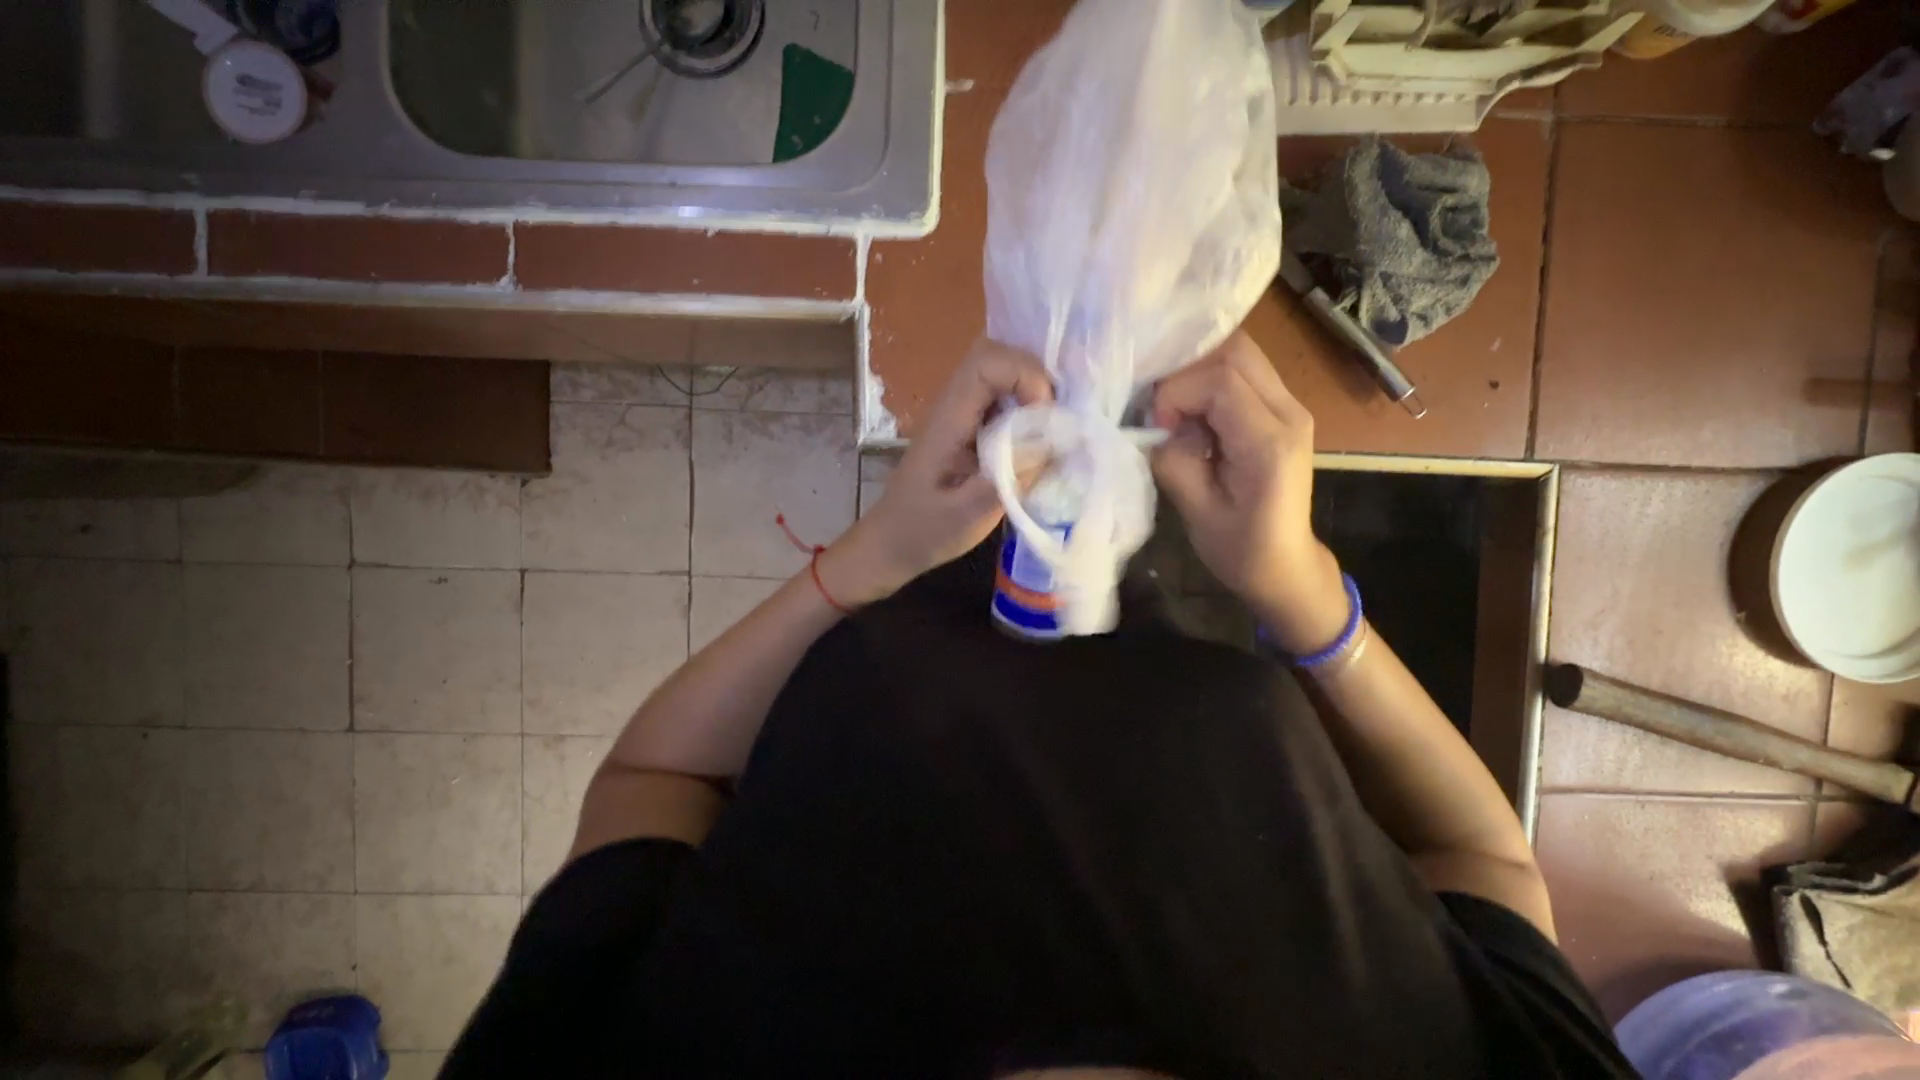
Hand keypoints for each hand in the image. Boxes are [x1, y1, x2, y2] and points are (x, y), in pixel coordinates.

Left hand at [819, 339, 1052, 605]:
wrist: (893, 543)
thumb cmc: (924, 531)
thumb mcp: (966, 517)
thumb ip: (1005, 480)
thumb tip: (1049, 443)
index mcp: (948, 421)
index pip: (985, 364)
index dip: (1024, 374)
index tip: (1044, 415)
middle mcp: (954, 406)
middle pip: (994, 355)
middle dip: (1033, 375)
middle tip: (1054, 417)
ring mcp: (962, 415)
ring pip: (1001, 373)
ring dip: (1034, 391)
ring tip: (1052, 429)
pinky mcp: (972, 428)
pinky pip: (1003, 399)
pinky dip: (1028, 409)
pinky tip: (1040, 442)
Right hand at [1149, 332, 1348, 653]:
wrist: (1286, 565)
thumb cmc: (1240, 549)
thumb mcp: (1196, 512)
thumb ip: (1172, 459)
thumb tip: (1154, 425)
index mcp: (1269, 444)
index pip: (1219, 380)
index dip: (1176, 393)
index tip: (1159, 426)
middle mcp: (1290, 413)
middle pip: (1234, 351)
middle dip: (1186, 371)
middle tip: (1164, 408)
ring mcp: (1291, 406)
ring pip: (1240, 352)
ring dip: (1198, 370)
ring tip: (1177, 407)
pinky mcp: (1282, 408)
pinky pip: (1244, 370)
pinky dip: (1210, 377)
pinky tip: (1194, 410)